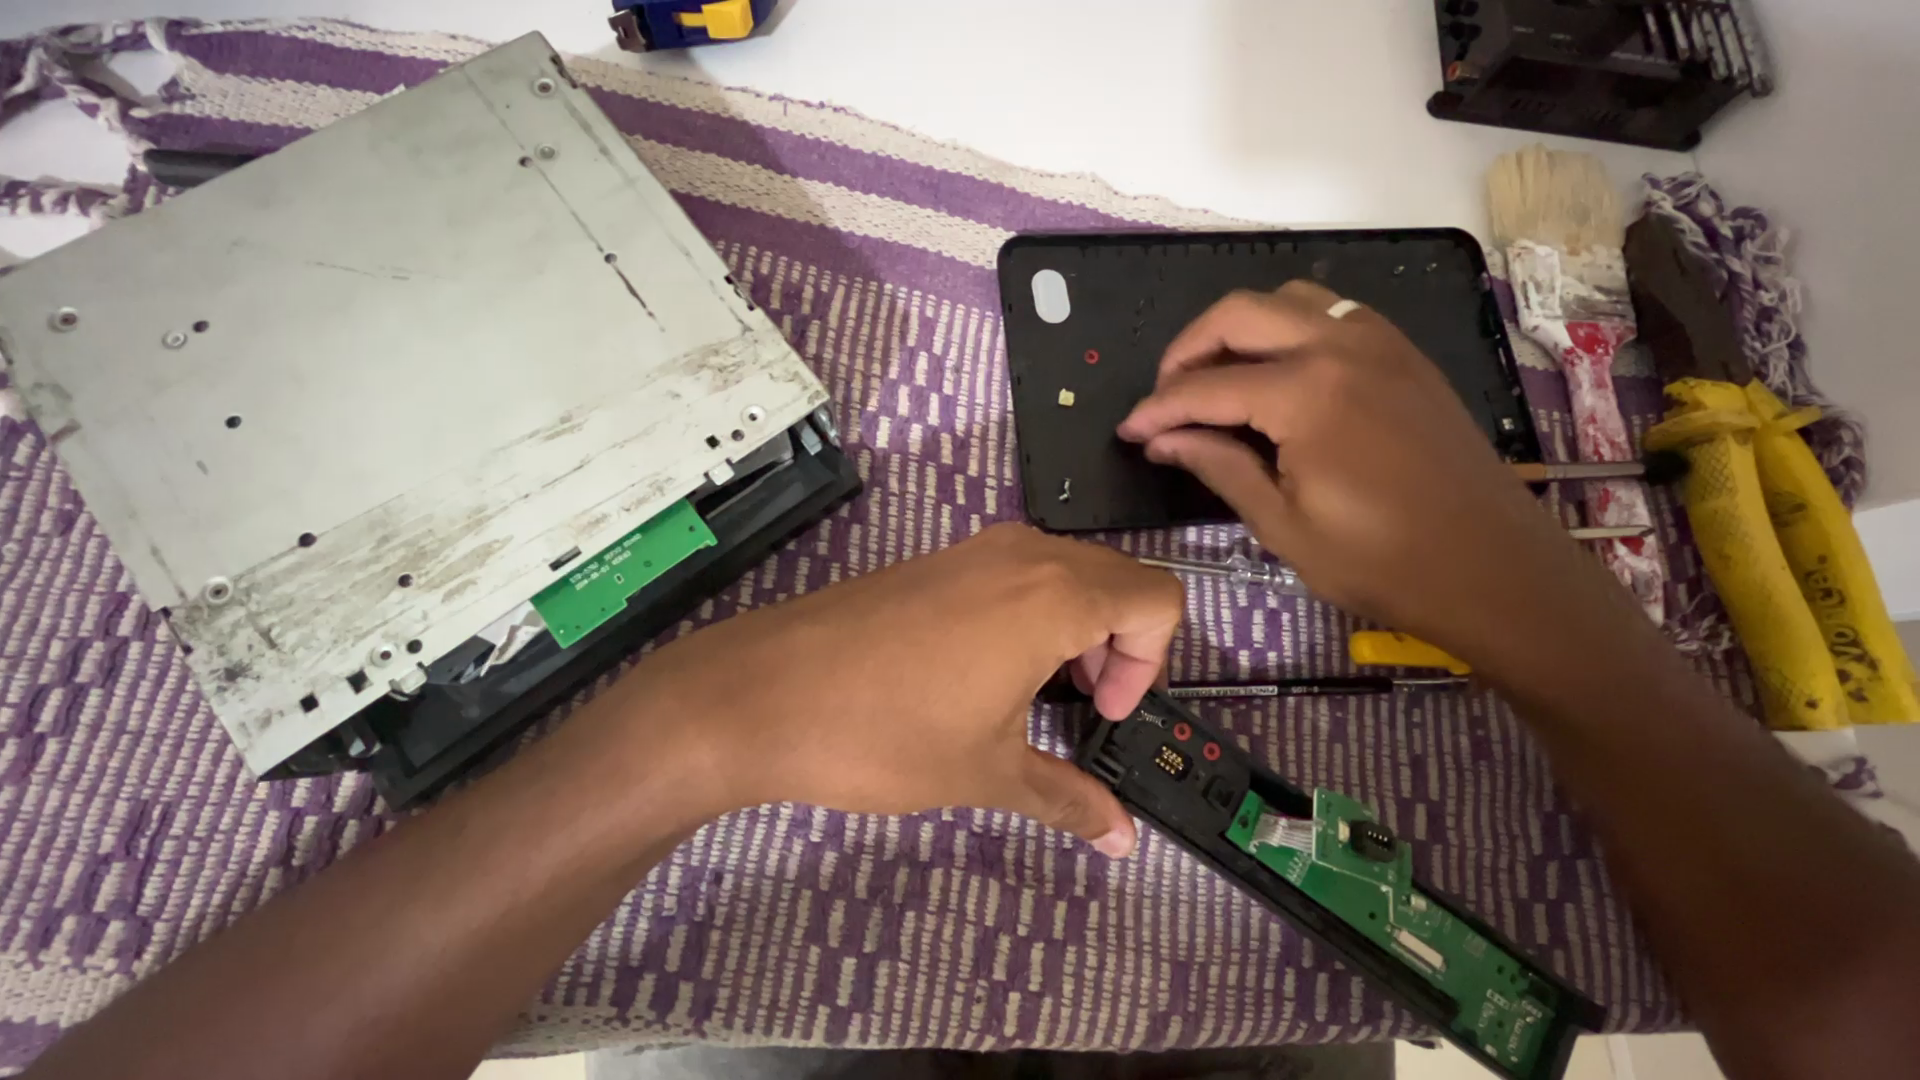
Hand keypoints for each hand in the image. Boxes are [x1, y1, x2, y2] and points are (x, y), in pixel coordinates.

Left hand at [612, 524, 1182, 857]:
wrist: (761, 693)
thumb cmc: (886, 732)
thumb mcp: (988, 772)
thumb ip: (1068, 798)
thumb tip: (1122, 839)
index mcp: (1054, 594)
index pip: (1158, 598)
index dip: (1150, 662)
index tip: (1101, 713)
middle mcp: (1023, 554)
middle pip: (1117, 581)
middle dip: (1119, 647)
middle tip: (1077, 708)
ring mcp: (973, 550)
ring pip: (1065, 574)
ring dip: (1075, 631)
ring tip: (1031, 696)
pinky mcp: (935, 562)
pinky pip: (1015, 574)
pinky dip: (1029, 615)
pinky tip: (981, 674)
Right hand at [1116, 282, 1612, 676]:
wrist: (1492, 569)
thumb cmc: (1381, 562)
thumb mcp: (1283, 525)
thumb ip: (1219, 467)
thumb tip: (1162, 440)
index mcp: (1307, 394)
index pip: (1205, 387)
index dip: (1157, 410)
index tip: (1129, 431)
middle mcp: (1341, 347)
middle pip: (1239, 314)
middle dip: (1187, 350)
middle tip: (1164, 397)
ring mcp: (1379, 344)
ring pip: (1288, 301)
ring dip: (1239, 330)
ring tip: (1216, 379)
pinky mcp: (1403, 356)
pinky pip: (1332, 315)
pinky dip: (1289, 330)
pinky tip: (1277, 375)